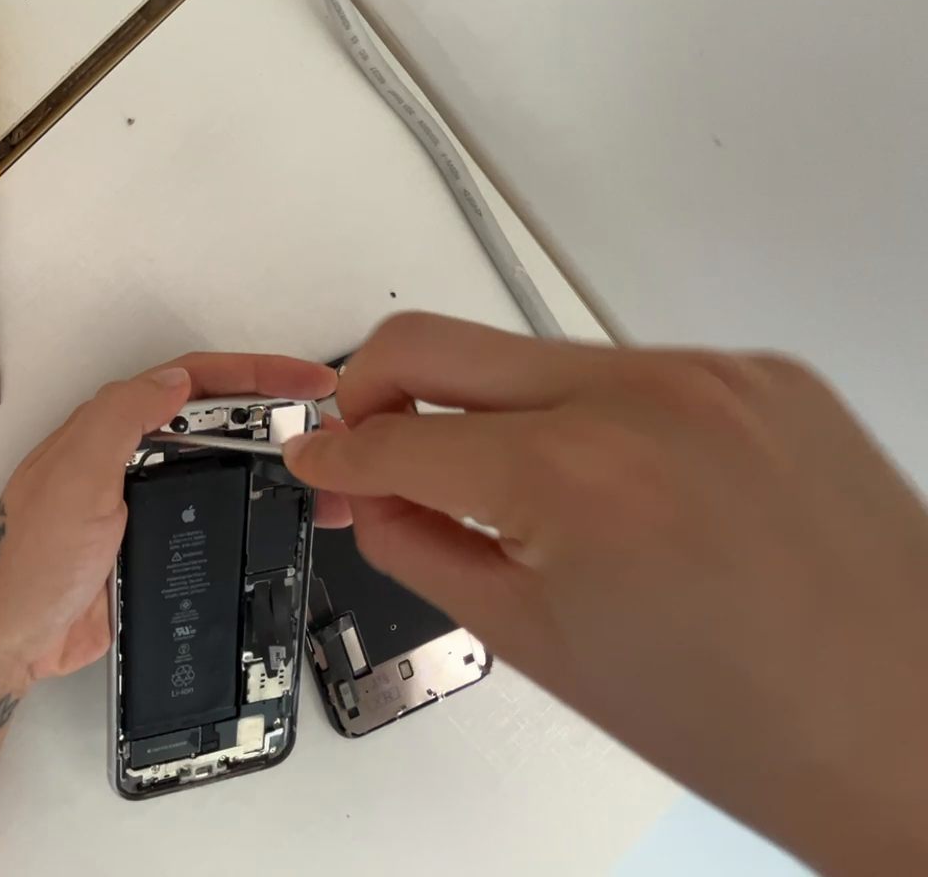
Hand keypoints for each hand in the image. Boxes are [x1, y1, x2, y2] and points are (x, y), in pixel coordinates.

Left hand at [0, 353, 339, 685]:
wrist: (13, 634)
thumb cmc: (30, 557)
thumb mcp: (74, 475)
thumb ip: (118, 418)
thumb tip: (173, 380)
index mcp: (108, 429)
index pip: (189, 383)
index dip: (252, 373)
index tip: (305, 381)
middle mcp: (127, 456)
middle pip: (212, 419)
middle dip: (274, 414)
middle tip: (330, 428)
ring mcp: (142, 499)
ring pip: (218, 464)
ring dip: (270, 463)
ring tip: (323, 477)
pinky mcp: (151, 539)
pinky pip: (211, 510)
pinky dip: (250, 506)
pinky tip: (278, 517)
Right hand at [282, 312, 927, 874]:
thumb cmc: (744, 720)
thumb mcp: (518, 634)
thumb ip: (406, 541)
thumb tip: (360, 490)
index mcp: (572, 477)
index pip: (389, 439)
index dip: (330, 455)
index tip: (313, 461)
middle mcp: (640, 396)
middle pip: (423, 341)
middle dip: (365, 392)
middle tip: (365, 444)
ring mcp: (705, 373)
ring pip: (508, 352)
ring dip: (465, 407)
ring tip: (484, 477)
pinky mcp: (747, 371)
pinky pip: (596, 368)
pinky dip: (555, 412)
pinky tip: (580, 477)